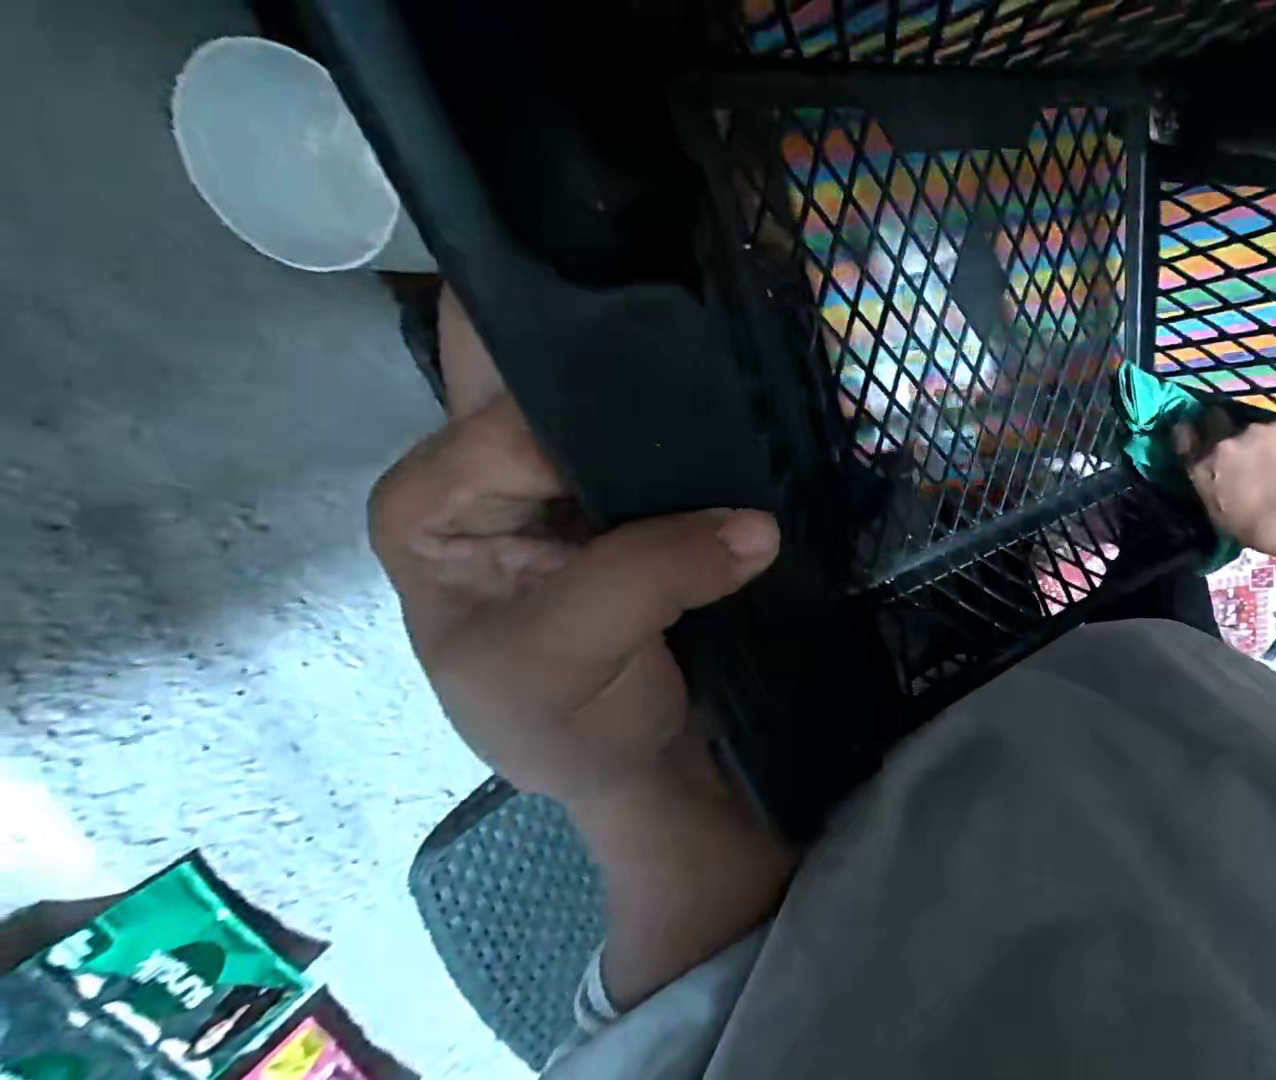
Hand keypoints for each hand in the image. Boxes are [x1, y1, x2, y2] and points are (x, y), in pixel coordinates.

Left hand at [369, 293, 779, 809]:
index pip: (514, 418)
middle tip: (724, 370)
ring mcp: (582, 483)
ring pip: (627, 411)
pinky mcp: (648, 502)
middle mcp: (500, 473)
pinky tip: (755, 436)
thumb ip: (646, 577)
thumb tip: (759, 524)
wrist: (645, 763)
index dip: (594, 405)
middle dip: (636, 369)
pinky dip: (715, 443)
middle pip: (559, 387)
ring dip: (687, 409)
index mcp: (436, 502)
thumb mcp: (564, 658)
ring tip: (754, 403)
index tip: (689, 401)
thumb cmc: (566, 723)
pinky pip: (678, 450)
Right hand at [1177, 412, 1275, 559]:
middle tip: (1237, 444)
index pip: (1183, 438)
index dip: (1188, 434)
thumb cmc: (1257, 527)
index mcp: (1201, 467)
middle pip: (1214, 420)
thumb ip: (1211, 489)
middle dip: (1222, 428)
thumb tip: (1216, 482)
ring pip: (1251, 427)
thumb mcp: (1219, 515)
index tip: (1193, 434)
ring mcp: (1254, 429)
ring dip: (1258, 438)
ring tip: (1274, 455)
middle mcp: (1222, 442)